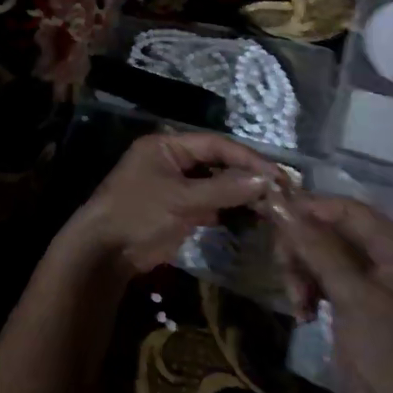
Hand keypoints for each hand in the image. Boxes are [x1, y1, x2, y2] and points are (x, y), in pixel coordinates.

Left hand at [64, 131, 280, 271]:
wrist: (108, 248)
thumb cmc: (137, 213)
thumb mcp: (181, 198)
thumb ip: (224, 188)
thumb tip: (267, 179)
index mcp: (165, 146)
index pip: (215, 144)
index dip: (247, 158)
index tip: (279, 175)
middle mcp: (171, 161)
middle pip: (218, 163)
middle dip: (248, 176)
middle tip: (284, 192)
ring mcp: (176, 186)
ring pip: (218, 184)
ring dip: (243, 194)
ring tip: (277, 206)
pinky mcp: (180, 209)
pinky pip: (212, 204)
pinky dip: (232, 210)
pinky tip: (257, 218)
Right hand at [267, 195, 392, 392]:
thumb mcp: (351, 298)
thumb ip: (317, 248)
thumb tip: (279, 203)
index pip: (350, 211)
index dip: (307, 209)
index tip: (266, 220)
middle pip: (335, 232)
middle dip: (302, 249)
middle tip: (285, 275)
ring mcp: (387, 288)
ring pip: (328, 258)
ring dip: (304, 274)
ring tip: (298, 303)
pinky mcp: (371, 309)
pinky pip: (333, 282)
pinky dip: (313, 292)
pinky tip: (304, 313)